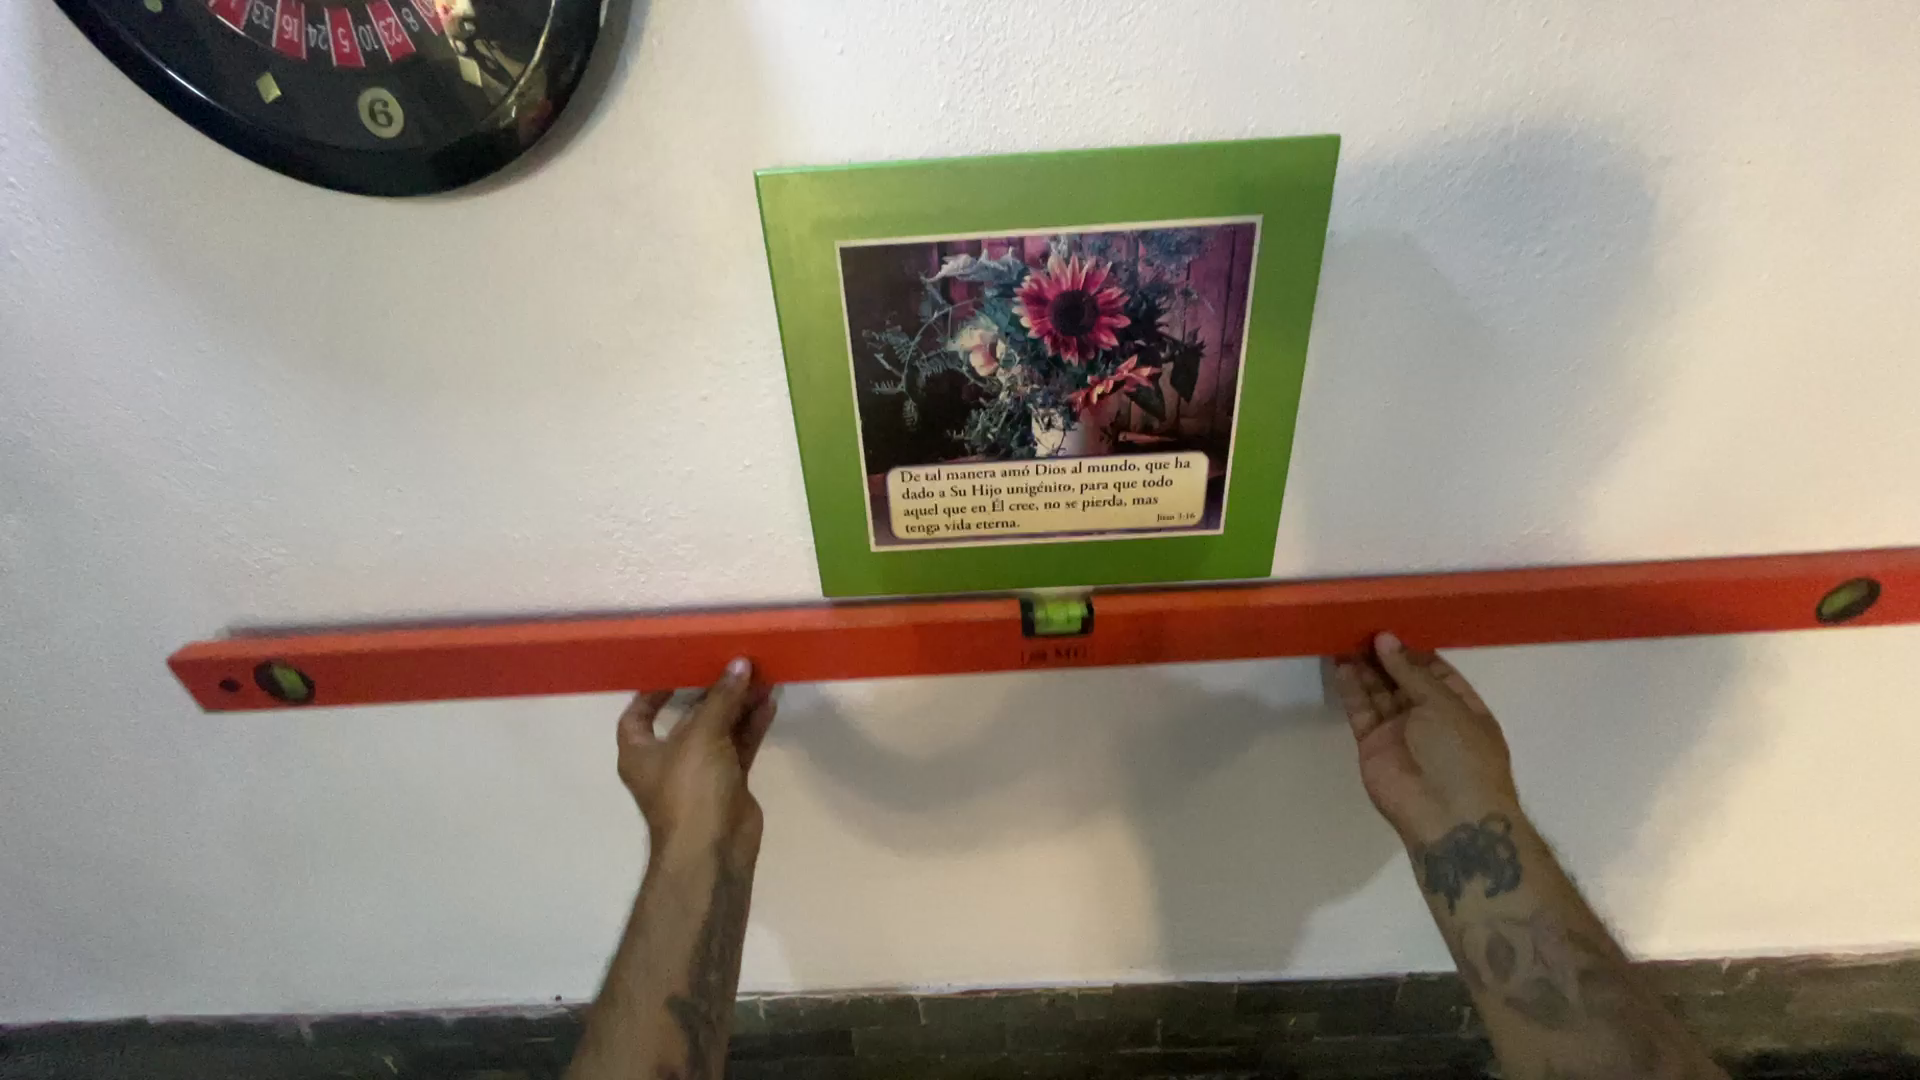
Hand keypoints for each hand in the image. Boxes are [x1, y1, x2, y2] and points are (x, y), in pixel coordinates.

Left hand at [617, 658, 777, 859]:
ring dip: (738, 707)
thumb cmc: (690, 789)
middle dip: (712, 693)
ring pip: (720, 730)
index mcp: (641, 752)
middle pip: (688, 718)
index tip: (677, 668)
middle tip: (734, 667)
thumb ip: (721, 698)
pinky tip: (769, 705)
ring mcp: (700, 773)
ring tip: (761, 679)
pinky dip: (752, 726)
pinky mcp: (728, 783)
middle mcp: (668, 761)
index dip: (652, 692)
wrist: (712, 850)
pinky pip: (739, 746)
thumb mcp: (701, 736)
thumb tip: (740, 664)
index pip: (637, 716)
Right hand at [1323, 632, 1520, 845]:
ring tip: (1344, 639)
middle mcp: (1430, 717)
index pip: (1435, 671)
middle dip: (1383, 656)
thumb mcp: (1445, 705)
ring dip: (1363, 668)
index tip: (1388, 627)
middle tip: (1359, 628)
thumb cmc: (1461, 755)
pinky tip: (1341, 666)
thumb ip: (1411, 672)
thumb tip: (1385, 639)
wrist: (1445, 814)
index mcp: (1461, 708)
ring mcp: (1400, 731)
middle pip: (1402, 679)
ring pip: (1378, 692)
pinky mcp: (1373, 743)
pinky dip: (1351, 689)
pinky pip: (1361, 710)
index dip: (1412, 650)